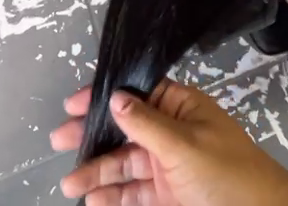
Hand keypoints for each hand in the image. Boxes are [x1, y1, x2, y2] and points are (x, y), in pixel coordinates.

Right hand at [48, 82, 287, 205]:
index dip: (105, 96)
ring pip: (124, 165)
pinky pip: (132, 194)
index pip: (137, 94)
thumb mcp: (185, 145)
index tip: (73, 103)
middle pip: (124, 130)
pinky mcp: (166, 198)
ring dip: (97, 173)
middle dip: (92, 136)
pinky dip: (112, 197)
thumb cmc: (228, 174)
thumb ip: (147, 124)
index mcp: (181, 108)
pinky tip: (94, 201)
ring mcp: (167, 167)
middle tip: (59, 141)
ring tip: (71, 184)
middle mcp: (171, 133)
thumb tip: (117, 97)